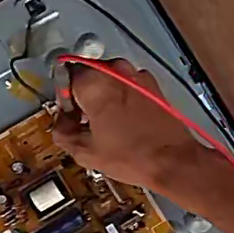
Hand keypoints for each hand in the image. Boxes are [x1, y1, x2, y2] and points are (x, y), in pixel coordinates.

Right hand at [52, 59, 225, 199]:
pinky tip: (124, 121)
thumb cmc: (135, 155)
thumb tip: (61, 123)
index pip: (65, 77)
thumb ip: (62, 131)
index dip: (64, 98)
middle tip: (85, 120)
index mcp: (94, 83)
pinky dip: (123, 97)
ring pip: (109, 78)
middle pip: (87, 74)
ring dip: (104, 95)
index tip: (68, 113)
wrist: (172, 161)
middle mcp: (116, 71)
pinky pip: (128, 84)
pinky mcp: (152, 84)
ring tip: (108, 123)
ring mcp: (137, 75)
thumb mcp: (85, 152)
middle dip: (83, 94)